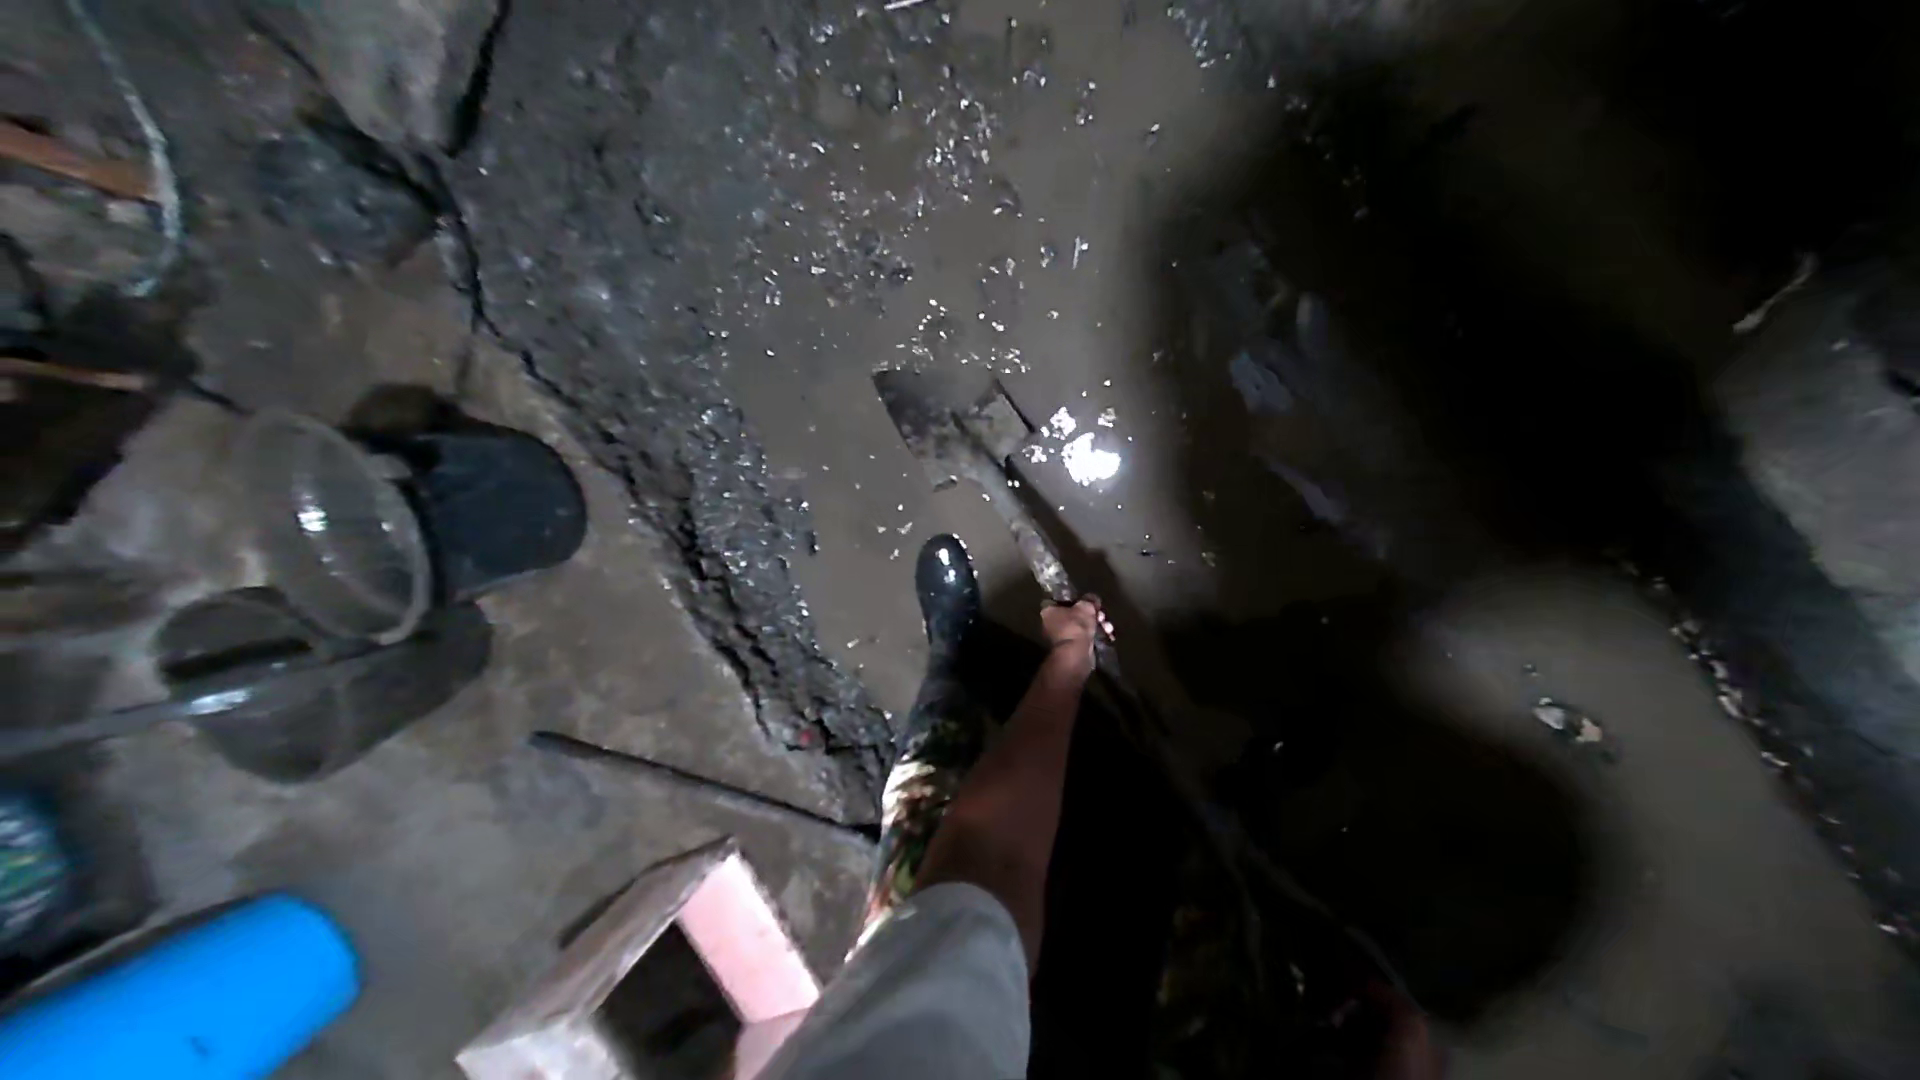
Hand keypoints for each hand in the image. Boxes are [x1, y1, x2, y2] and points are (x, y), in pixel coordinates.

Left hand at [1040, 596, 1109, 675]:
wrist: (1075, 654)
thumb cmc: (1075, 626)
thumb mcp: (1085, 606)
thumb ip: (1090, 599)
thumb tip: (1093, 598)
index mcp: (1049, 611)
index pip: (1061, 600)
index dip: (1076, 599)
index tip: (1089, 601)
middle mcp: (1052, 624)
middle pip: (1075, 614)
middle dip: (1092, 614)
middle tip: (1102, 616)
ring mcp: (1062, 638)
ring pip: (1083, 627)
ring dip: (1098, 625)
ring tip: (1108, 628)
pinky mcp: (1073, 648)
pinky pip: (1086, 638)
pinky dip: (1097, 636)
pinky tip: (1108, 636)